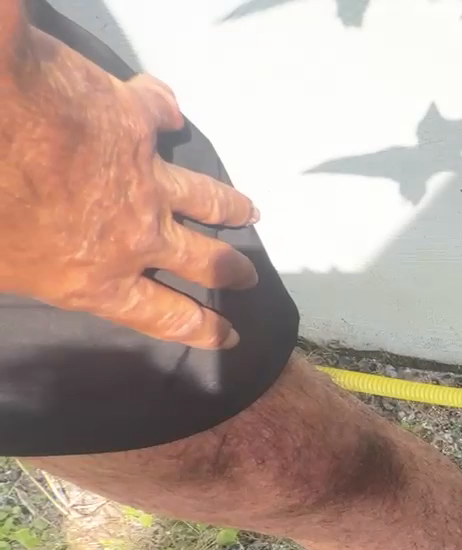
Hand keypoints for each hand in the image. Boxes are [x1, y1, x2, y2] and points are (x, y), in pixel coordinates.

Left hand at [0, 23, 258, 347]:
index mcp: (93, 275)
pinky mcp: (130, 119)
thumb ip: (15, 270)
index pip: (169, 317)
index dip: (204, 328)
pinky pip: (157, 110)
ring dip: (230, 207)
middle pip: (209, 263)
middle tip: (246, 274)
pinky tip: (166, 109)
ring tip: (245, 210)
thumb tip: (15, 268)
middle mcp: (138, 235)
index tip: (229, 335)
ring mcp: (142, 178)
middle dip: (232, 271)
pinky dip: (162, 108)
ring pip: (210, 200)